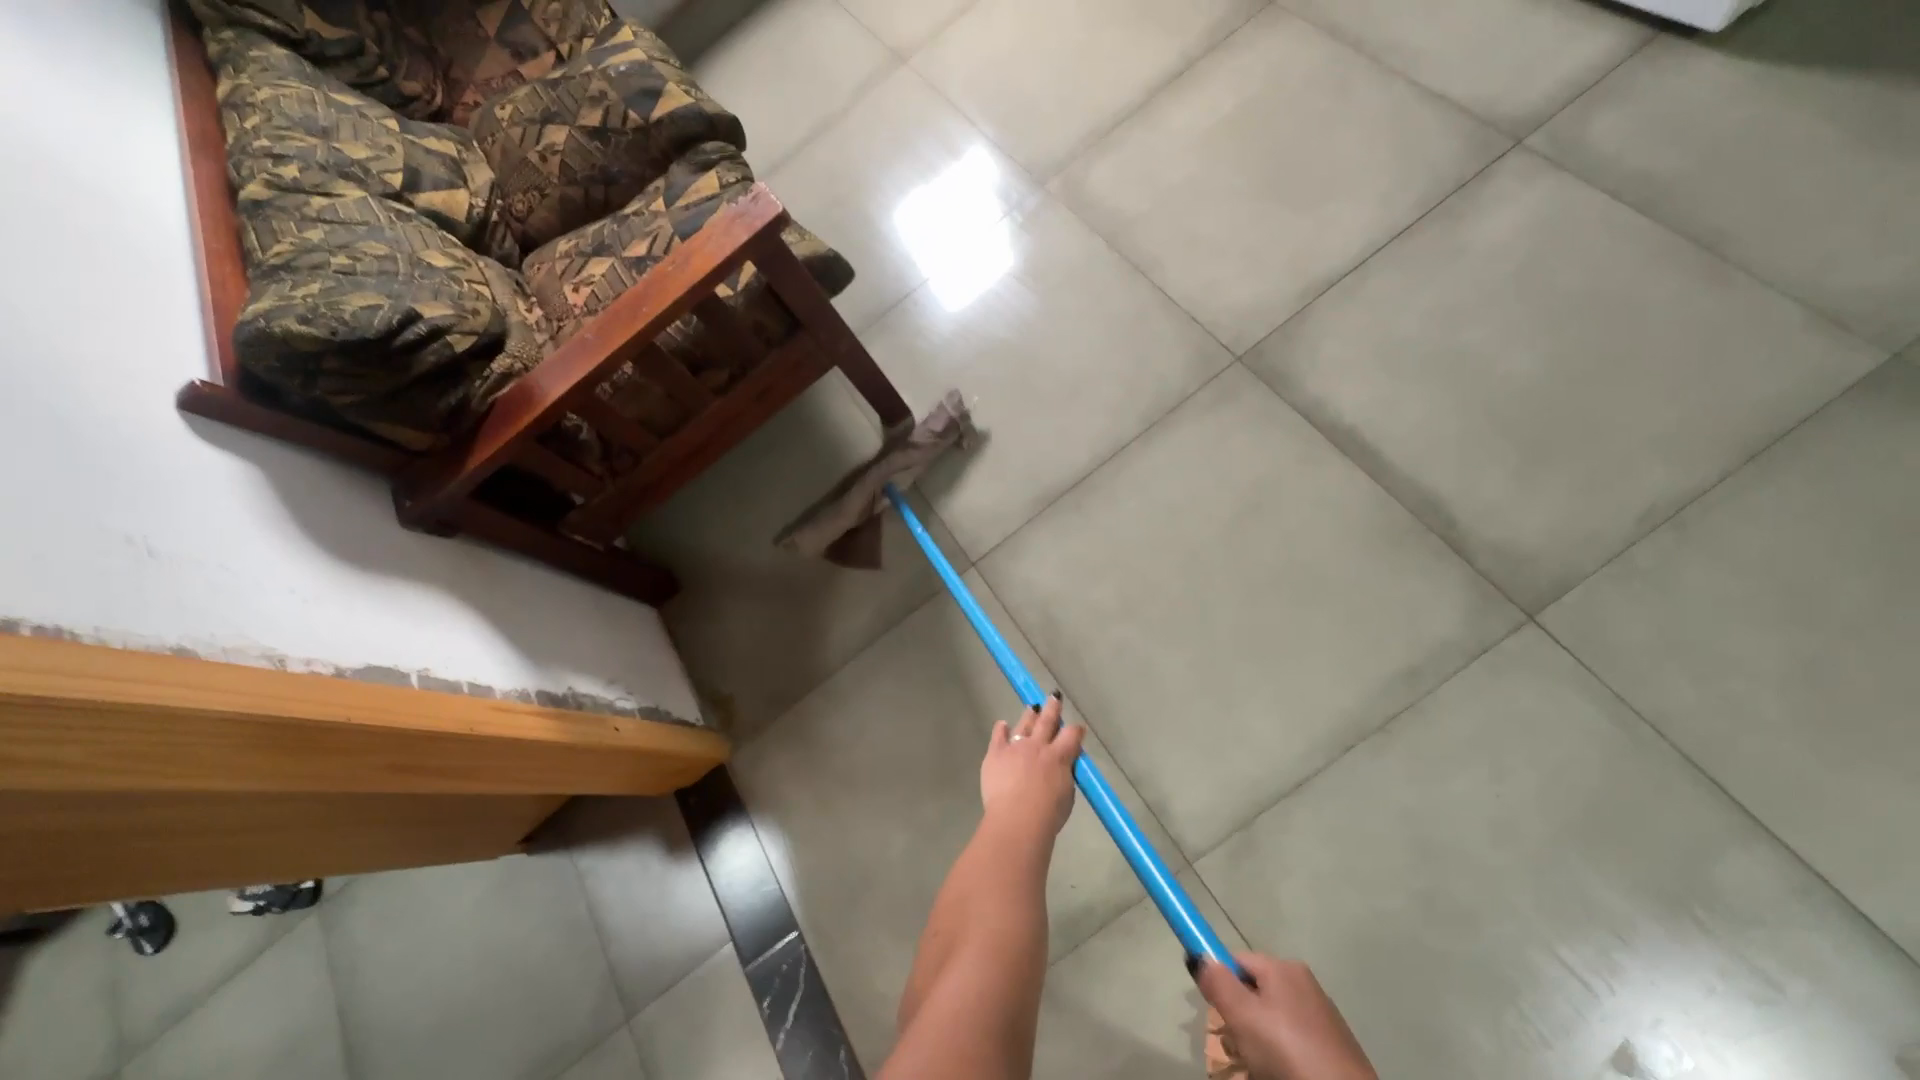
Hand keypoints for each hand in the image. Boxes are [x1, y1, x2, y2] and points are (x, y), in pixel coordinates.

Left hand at [979, 694, 1085, 837]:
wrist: (1016, 818)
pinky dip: (1001, 729)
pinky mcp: (996, 753)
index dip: (1076, 730)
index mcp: (1059, 756)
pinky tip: (1002, 724)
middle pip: (1047, 721)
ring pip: (1024, 724)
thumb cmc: (1047, 814)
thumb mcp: (1067, 794)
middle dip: (1052, 708)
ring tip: (1031, 708)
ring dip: (1029, 715)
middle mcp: (1038, 746)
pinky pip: (998, 735)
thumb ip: (1065, 776)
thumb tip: (1063, 768)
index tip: (1078, 728)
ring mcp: (1015, 747)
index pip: (1072, 735)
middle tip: (1054, 697)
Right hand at [1194, 954, 1376, 1079]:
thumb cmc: (1287, 1050)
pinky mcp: (1330, 1042)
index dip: (1218, 980)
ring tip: (1256, 1064)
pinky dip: (1277, 1051)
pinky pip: (1289, 1036)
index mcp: (1282, 968)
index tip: (1213, 1010)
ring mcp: (1318, 1012)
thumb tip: (1199, 954)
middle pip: (1252, 990)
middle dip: (1237, 1016)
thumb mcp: (1242, 1016)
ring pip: (1270, 1017)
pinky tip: (1277, 1071)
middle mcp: (1302, 982)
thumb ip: (1217, 982)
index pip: (1235, 959)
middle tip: (1235, 1044)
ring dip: (1255, 1038)